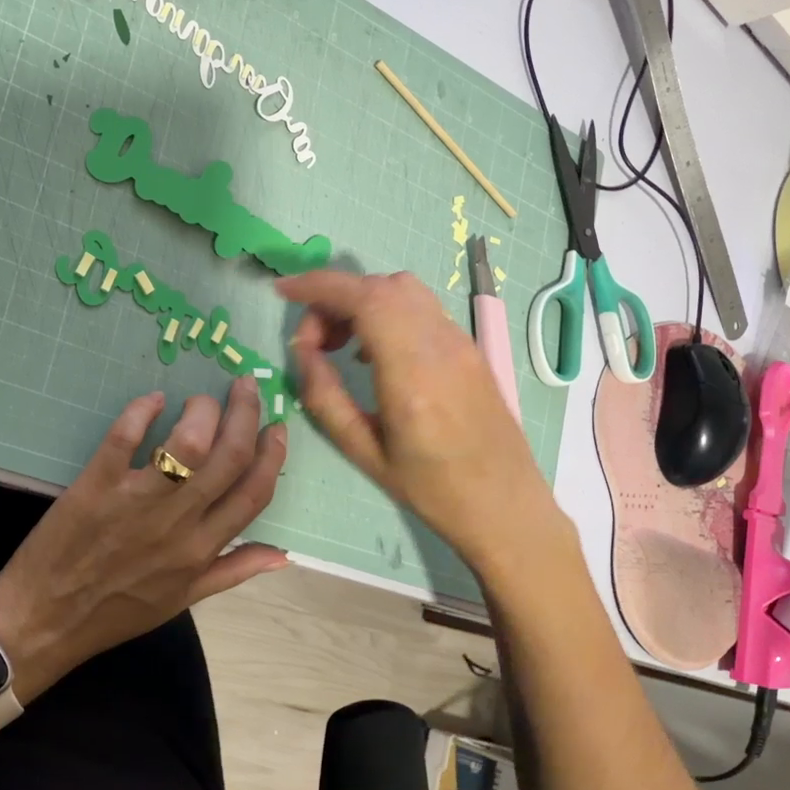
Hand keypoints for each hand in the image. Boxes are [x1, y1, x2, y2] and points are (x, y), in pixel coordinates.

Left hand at [0, 378, 288, 700]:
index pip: (254, 493)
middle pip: (229, 456)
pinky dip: (141, 412)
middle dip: (245, 412)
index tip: (275, 426)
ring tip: (199, 399)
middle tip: (244, 387)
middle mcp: (179, 522)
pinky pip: (125, 438)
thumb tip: (283, 554)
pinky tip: (151, 400)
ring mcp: (138, 502)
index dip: (272, 454)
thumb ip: (232, 571)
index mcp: (202, 549)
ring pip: (189, 443)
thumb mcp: (182, 600)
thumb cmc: (114, 612)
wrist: (47, 619)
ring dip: (202, 410)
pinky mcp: (97, 486)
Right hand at [276, 270, 563, 569]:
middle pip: (381, 285)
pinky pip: (421, 308)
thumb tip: (302, 352)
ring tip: (338, 345)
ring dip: (362, 301)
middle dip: (335, 296)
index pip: (365, 299)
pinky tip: (370, 353)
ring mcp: (461, 343)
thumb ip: (325, 397)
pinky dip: (385, 312)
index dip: (319, 286)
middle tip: (311, 340)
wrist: (505, 504)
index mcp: (411, 374)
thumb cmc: (431, 489)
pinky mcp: (469, 348)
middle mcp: (440, 346)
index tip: (284, 292)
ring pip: (404, 290)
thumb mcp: (363, 452)